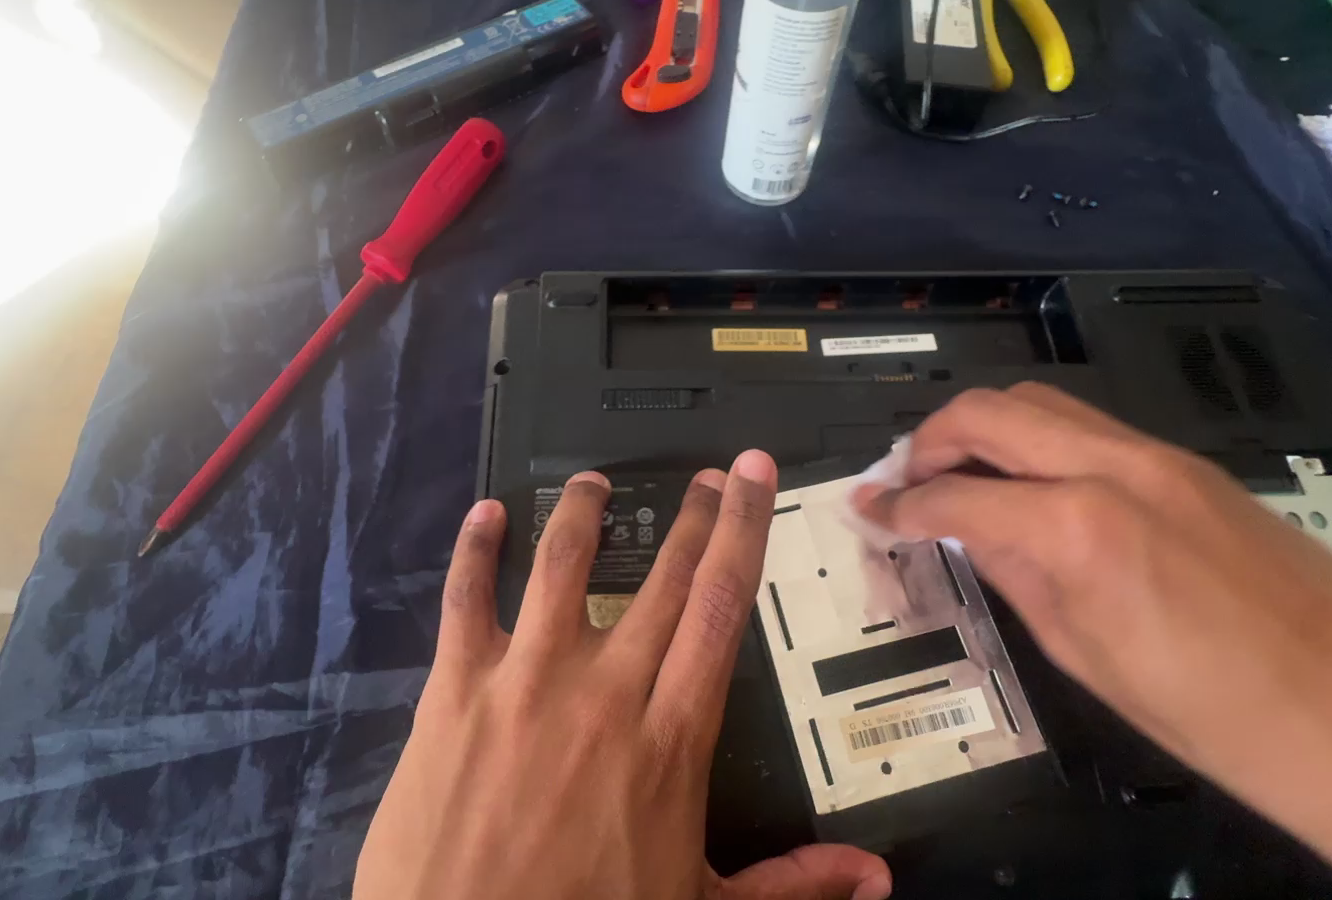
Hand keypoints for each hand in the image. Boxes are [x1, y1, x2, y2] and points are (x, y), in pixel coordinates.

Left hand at [356, 452, 891, 899]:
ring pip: (560, 565)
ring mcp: (524, 680)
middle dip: (692, 516)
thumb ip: (790, 884)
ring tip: (597, 483)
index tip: (751, 477)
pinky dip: (475, 549)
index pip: (719, 608)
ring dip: (583, 514)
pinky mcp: (455, 690)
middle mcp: (603, 690)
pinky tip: (487, 513)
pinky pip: (464, 599)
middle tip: (708, 473)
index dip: (742, 532)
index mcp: (667, 735)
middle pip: (661, 577)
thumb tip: (876, 877)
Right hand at [855, 383, 1331, 899]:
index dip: (897, 504)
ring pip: (1038, 402)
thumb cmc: (1212, 716)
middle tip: (905, 480)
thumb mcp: (1084, 654)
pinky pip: (1086, 426)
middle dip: (927, 440)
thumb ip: (1012, 573)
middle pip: (987, 412)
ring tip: (961, 475)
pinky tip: (1033, 487)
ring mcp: (1156, 455)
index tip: (867, 509)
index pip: (953, 496)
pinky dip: (1036, 442)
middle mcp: (1111, 467)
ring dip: (982, 429)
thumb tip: (960, 530)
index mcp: (1077, 530)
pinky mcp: (1187, 461)